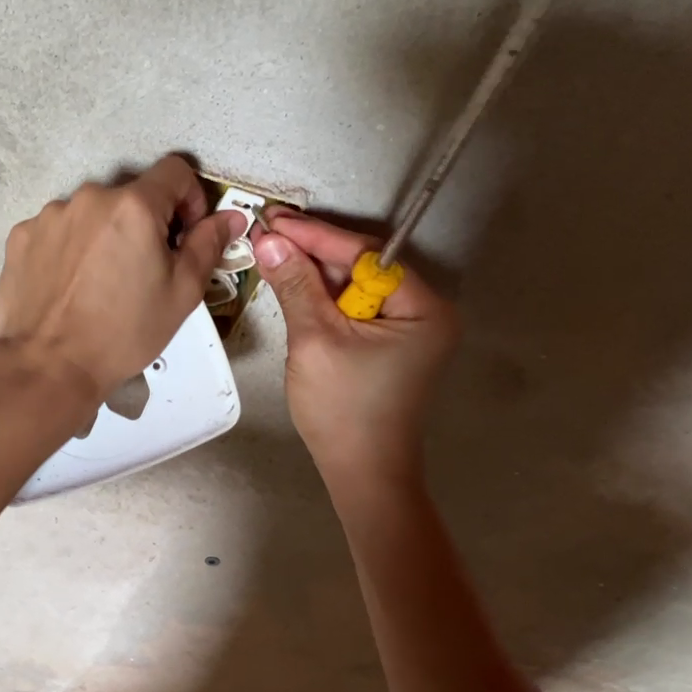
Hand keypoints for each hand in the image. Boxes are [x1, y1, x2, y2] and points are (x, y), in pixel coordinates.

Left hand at [0, 154, 243, 404]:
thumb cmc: (122, 333)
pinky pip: (58, 230)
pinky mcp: (22, 237)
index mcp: (133, 206)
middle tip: (143, 269)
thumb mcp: (181, 294)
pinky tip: (70, 285)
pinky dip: (70, 248)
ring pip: (92, 213)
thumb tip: (229, 217)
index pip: (174, 171)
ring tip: (101, 282)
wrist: (49, 366)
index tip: (184, 233)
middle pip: (130, 195)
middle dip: (144, 223)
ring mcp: (50, 216)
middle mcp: (89, 199)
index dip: (189, 198)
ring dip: (104, 234)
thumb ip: (207, 245)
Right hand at [254, 210, 458, 482]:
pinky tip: (291, 282)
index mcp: (423, 307)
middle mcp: (423, 311)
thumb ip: (295, 285)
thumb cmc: (344, 408)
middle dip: (313, 251)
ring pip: (352, 286)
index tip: (275, 220)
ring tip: (271, 250)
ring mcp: (405, 329)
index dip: (317, 236)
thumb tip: (269, 240)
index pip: (364, 255)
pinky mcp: (386, 343)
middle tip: (268, 232)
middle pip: (361, 266)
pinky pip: (352, 308)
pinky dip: (321, 297)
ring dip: (313, 272)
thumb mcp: (315, 339)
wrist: (360, 471)